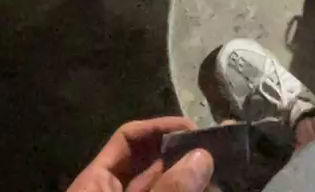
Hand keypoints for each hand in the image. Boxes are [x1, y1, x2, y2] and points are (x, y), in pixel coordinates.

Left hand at [64, 117, 213, 191]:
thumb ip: (166, 189)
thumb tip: (202, 156)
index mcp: (94, 183)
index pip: (127, 138)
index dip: (160, 128)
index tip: (194, 129)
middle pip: (149, 164)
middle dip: (182, 157)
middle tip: (217, 152)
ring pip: (163, 187)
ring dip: (188, 178)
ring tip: (220, 173)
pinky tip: (210, 188)